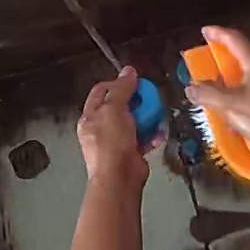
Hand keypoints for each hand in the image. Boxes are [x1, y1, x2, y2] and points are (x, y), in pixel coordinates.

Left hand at [77, 66, 148, 193]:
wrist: (119, 178)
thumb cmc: (110, 143)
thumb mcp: (114, 109)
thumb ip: (122, 89)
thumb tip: (128, 71)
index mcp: (91, 116)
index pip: (102, 91)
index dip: (117, 83)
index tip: (134, 81)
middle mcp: (101, 127)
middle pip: (120, 105)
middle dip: (136, 101)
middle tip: (148, 99)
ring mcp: (116, 141)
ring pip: (134, 121)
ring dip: (147, 118)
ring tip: (155, 116)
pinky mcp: (131, 152)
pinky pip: (143, 138)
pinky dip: (152, 135)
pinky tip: (158, 134)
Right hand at [185, 26, 249, 172]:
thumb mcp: (232, 107)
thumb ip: (209, 94)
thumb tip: (191, 86)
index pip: (235, 39)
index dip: (218, 33)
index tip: (204, 31)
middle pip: (243, 53)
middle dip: (223, 53)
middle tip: (206, 54)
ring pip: (248, 72)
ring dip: (230, 74)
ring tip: (213, 81)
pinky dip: (238, 91)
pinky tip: (229, 107)